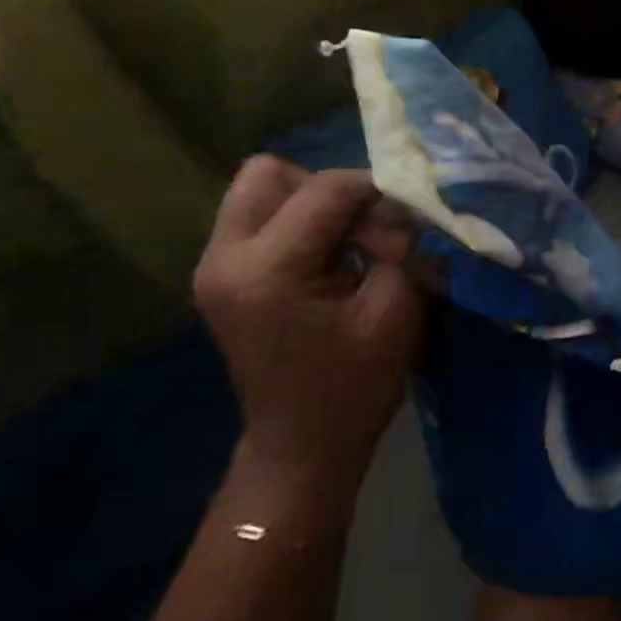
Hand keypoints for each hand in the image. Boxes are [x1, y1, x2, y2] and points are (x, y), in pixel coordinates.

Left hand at [192, 156, 424, 484]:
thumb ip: (399, 244)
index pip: (325, 189)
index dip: (375, 190)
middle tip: (363, 229)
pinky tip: (328, 258)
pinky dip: (299, 222)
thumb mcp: (395, 311)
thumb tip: (399, 205)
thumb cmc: (355, 387)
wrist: (302, 448)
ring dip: (313, 204)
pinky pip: (259, 216)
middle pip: (270, 173)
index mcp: (267, 271)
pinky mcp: (221, 273)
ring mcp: (214, 264)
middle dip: (328, 190)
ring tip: (347, 245)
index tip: (406, 216)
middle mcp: (224, 257)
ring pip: (261, 188)